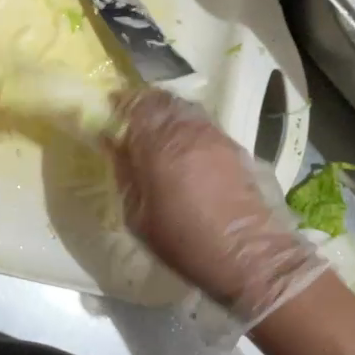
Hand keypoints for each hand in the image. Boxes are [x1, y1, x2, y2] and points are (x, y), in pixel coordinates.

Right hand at [108, 90, 324, 328]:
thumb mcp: (137, 215)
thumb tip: (113, 145)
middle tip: (127, 119)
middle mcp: (188, 131)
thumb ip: (124, 173)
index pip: (136, 105)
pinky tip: (179, 146)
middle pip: (162, 100)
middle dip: (142, 104)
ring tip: (152, 131)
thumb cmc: (182, 240)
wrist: (247, 254)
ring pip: (185, 108)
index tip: (107, 111)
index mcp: (159, 145)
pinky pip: (202, 123)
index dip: (119, 103)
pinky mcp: (233, 147)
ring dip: (165, 113)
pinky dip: (185, 125)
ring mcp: (215, 136)